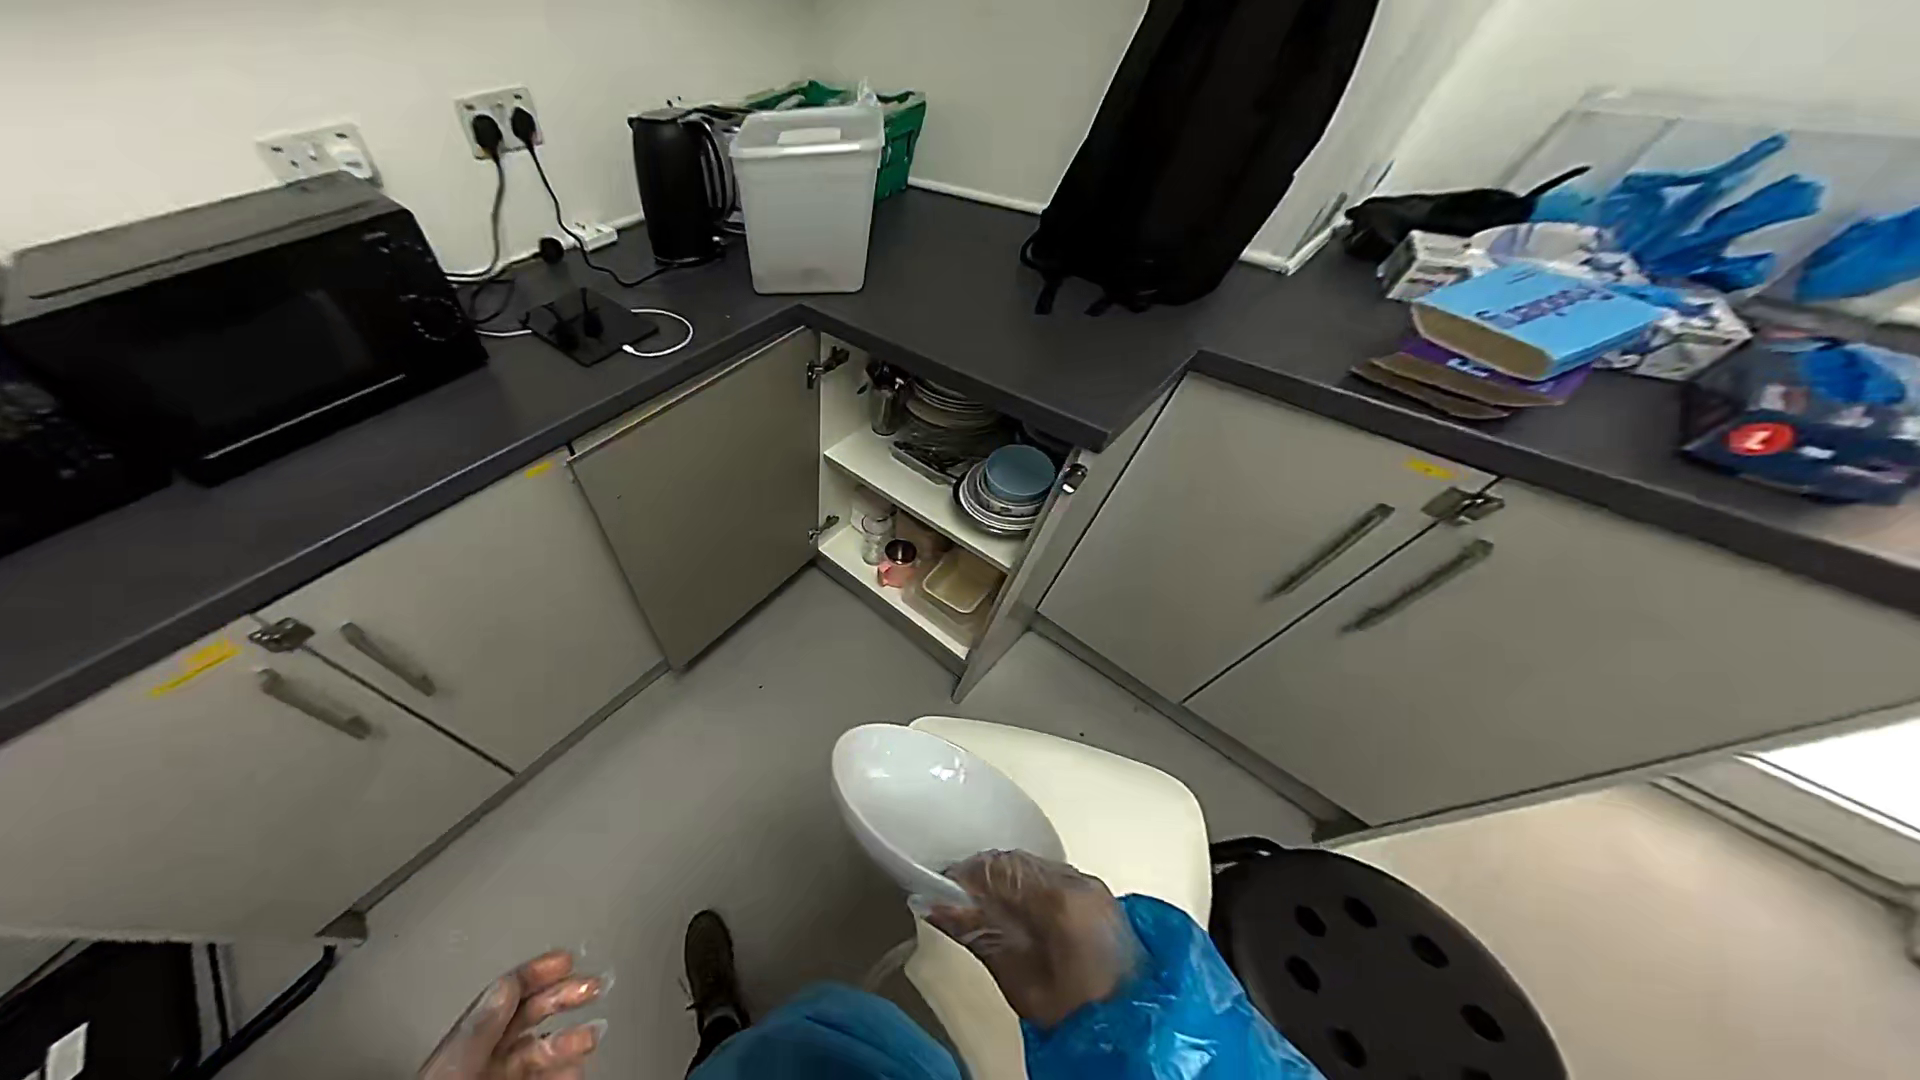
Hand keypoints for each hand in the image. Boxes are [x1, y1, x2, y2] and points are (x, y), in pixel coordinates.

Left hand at [418, 950, 608, 1079]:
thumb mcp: (453, 1069)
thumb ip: (479, 1030)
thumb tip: (507, 985)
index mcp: (465, 1046)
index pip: (505, 994)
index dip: (536, 971)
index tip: (566, 959)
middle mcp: (483, 1061)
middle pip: (531, 1015)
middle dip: (566, 996)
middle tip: (594, 986)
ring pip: (544, 1048)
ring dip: (571, 1038)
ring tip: (589, 1036)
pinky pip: (548, 1078)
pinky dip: (567, 1071)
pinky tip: (577, 1069)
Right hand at [925, 850, 1139, 1029]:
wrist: (1132, 1032)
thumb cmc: (1081, 1020)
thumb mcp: (1022, 985)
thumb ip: (979, 937)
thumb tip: (940, 907)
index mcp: (1060, 901)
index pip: (999, 868)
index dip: (964, 875)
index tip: (940, 888)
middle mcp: (1079, 882)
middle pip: (1016, 860)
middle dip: (982, 874)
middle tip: (955, 898)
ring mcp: (1092, 884)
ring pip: (1033, 863)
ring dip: (1004, 878)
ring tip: (982, 906)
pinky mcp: (1097, 893)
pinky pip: (1051, 873)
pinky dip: (1026, 883)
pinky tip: (1015, 908)